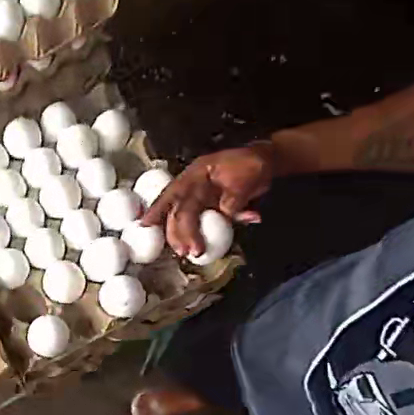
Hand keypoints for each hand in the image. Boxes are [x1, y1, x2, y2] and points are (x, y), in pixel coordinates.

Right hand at [140, 142, 274, 257]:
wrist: (267, 161)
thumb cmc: (253, 163)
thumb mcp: (247, 175)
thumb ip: (234, 196)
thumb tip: (224, 214)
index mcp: (197, 176)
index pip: (175, 194)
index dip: (158, 209)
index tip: (146, 225)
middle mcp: (193, 189)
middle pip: (177, 212)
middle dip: (177, 233)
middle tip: (185, 252)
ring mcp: (200, 200)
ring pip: (185, 221)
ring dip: (186, 238)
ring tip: (191, 253)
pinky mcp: (209, 210)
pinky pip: (204, 225)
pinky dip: (204, 235)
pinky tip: (202, 246)